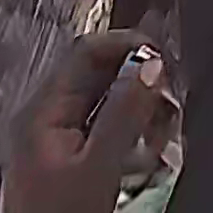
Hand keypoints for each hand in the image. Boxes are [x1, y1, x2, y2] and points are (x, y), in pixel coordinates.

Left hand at [4, 31, 170, 212]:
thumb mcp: (99, 168)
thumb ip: (126, 111)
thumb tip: (153, 63)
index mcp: (42, 111)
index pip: (87, 51)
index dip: (127, 44)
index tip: (162, 57)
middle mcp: (47, 116)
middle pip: (99, 71)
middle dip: (138, 76)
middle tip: (170, 90)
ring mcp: (57, 137)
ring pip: (107, 95)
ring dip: (140, 100)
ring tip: (165, 119)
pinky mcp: (71, 156)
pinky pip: (107, 120)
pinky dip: (133, 122)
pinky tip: (152, 139)